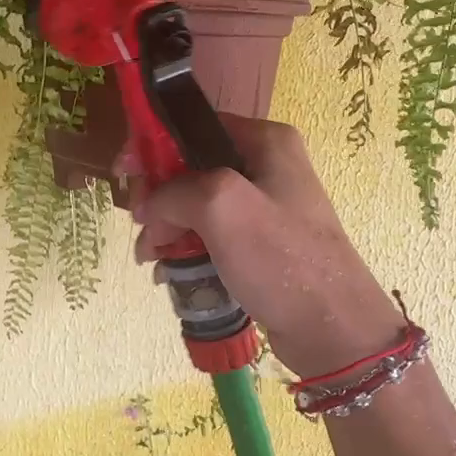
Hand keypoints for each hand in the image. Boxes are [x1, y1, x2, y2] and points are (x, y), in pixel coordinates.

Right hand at [125, 115, 407, 378]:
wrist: (332, 329)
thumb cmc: (281, 259)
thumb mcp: (221, 207)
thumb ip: (174, 191)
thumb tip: (151, 208)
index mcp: (264, 141)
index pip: (192, 126)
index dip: (152, 146)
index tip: (123, 174)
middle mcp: (265, 165)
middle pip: (189, 167)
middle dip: (158, 197)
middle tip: (141, 228)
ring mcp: (263, 207)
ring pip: (195, 205)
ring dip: (167, 229)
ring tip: (151, 260)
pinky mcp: (259, 244)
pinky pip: (209, 235)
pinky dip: (185, 249)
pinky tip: (169, 272)